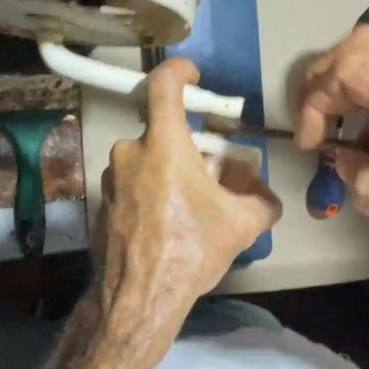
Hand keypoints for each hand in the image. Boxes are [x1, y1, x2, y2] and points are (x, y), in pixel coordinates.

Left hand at [99, 59, 282, 314]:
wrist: (140, 297)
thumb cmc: (191, 250)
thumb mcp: (242, 224)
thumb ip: (260, 200)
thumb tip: (266, 197)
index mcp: (162, 144)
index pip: (164, 85)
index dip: (180, 71)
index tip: (193, 75)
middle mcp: (129, 152)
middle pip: (162, 133)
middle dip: (189, 146)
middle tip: (213, 171)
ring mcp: (110, 178)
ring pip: (146, 161)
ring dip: (170, 172)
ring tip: (193, 205)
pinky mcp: (102, 203)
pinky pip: (132, 185)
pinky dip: (152, 192)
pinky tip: (168, 224)